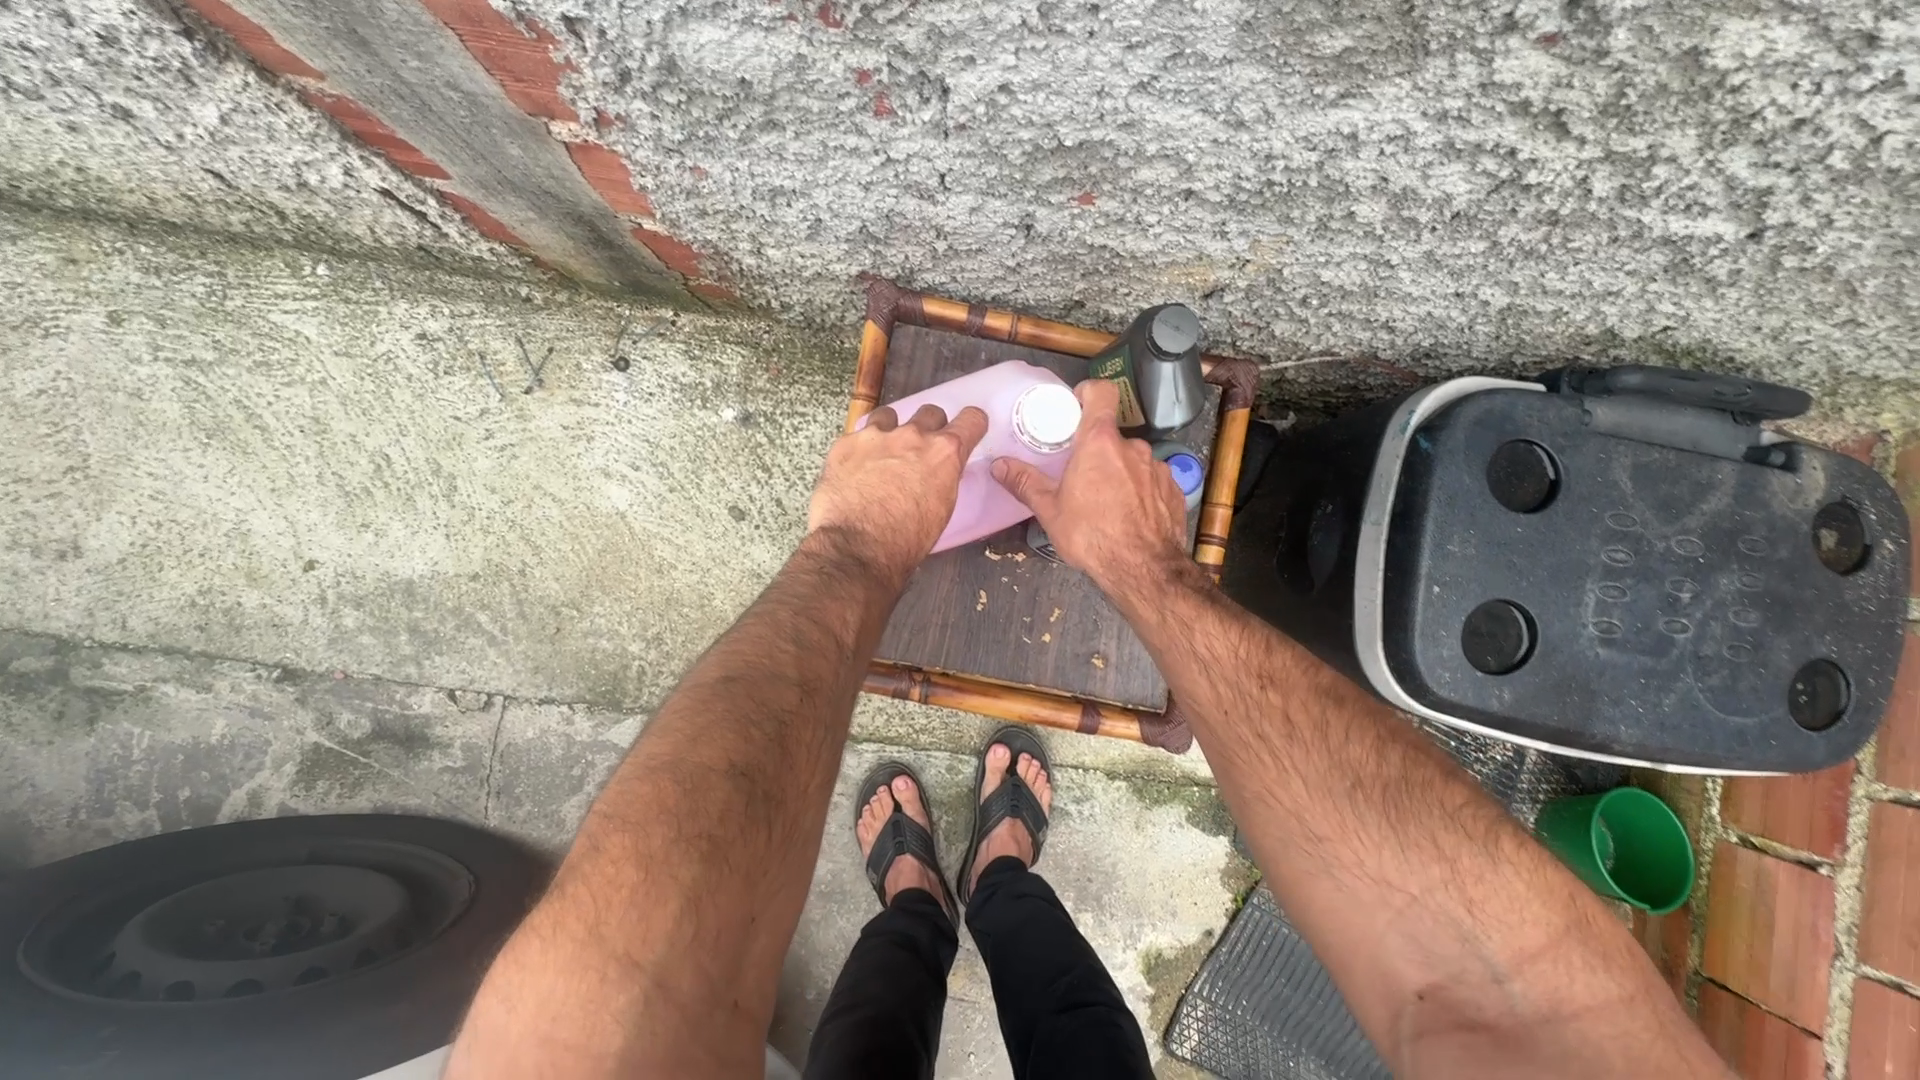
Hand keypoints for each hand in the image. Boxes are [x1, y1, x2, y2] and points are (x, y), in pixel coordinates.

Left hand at [806, 403, 989, 582]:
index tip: (966, 430)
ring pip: (890, 416)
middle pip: (930, 413)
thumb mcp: (941, 510)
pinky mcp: (846, 443)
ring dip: (891, 431)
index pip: (970, 420)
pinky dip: (860, 448)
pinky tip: (855, 469)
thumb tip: (935, 475)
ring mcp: (877, 436)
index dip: (970, 425)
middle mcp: (914, 436)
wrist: (857, 547)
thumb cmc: (904, 540)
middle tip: (920, 451)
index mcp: (945, 453)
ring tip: (883, 454)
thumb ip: (942, 479)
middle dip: (928, 429)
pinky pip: (858, 435)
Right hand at [991, 380, 1189, 594]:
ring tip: (1106, 503)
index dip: (1088, 394)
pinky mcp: (1174, 489)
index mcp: (1099, 443)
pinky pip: (1151, 481)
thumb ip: (1024, 482)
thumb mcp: (1050, 510)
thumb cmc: (1092, 536)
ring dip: (1119, 473)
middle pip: (1111, 436)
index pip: (1101, 393)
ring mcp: (1157, 468)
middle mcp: (1132, 447)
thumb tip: (998, 466)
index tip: (1076, 407)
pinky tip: (1130, 515)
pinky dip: (1140, 491)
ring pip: (1132, 460)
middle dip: (1097, 452)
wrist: (1144, 569)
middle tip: (1080, 476)